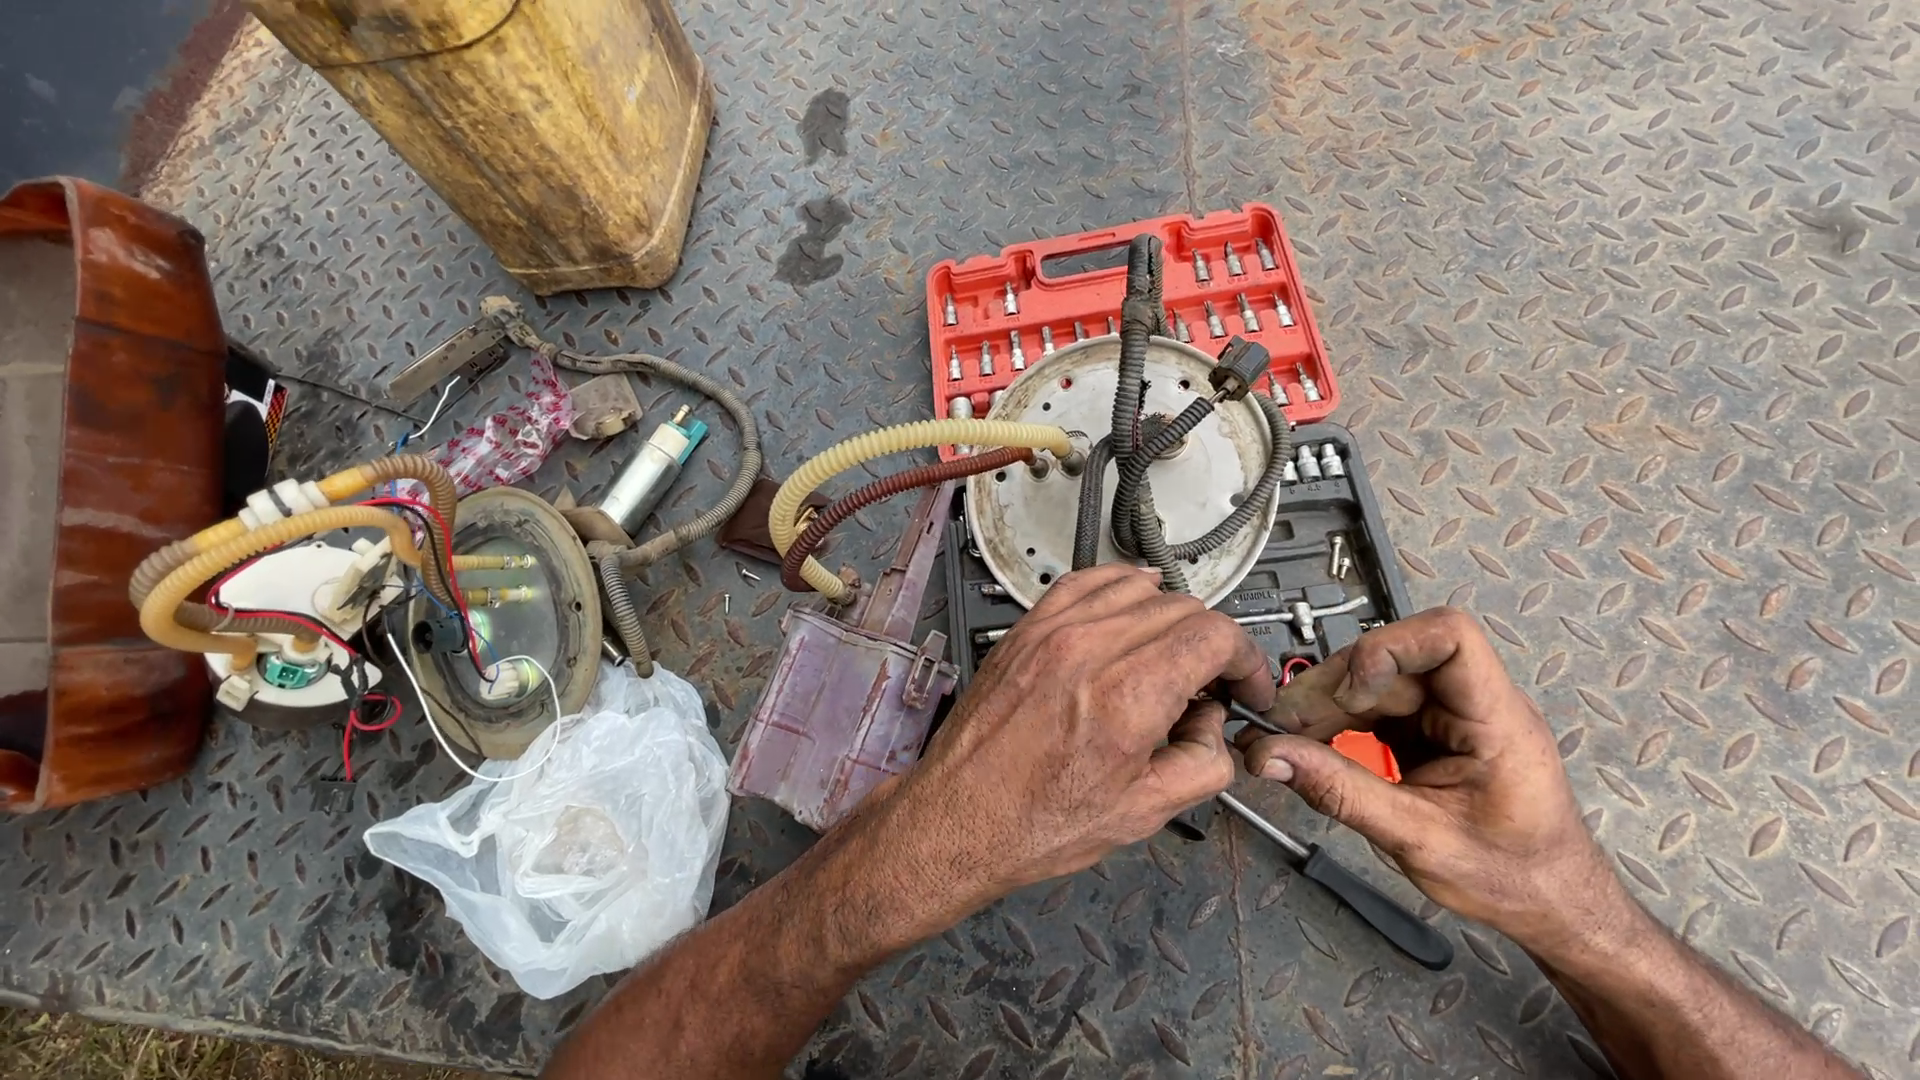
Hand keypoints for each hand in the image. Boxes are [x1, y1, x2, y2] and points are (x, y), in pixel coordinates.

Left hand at [872, 563, 1273, 918]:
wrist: (959, 816)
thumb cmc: (1034, 820)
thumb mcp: (1144, 812)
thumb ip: (1204, 761)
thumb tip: (1213, 723)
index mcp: (1126, 695)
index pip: (1215, 634)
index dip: (1246, 659)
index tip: (1245, 684)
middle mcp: (1089, 649)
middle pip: (1184, 608)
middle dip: (1213, 644)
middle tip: (1210, 685)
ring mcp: (1053, 631)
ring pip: (1139, 587)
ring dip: (1171, 616)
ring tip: (1170, 654)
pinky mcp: (1027, 629)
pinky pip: (1085, 581)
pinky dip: (1119, 589)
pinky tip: (1127, 612)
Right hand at [1236, 607, 1623, 952]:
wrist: (1550, 904)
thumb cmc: (1511, 877)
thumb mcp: (1418, 840)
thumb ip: (1341, 793)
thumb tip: (1270, 756)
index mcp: (1496, 719)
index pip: (1449, 636)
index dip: (1387, 648)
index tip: (1347, 693)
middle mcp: (1473, 703)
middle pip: (1390, 661)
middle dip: (1330, 690)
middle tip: (1281, 729)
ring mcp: (1449, 714)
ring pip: (1372, 682)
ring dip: (1324, 706)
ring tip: (1286, 741)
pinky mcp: (1428, 728)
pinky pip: (1373, 706)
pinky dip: (1336, 722)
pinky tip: (1311, 745)